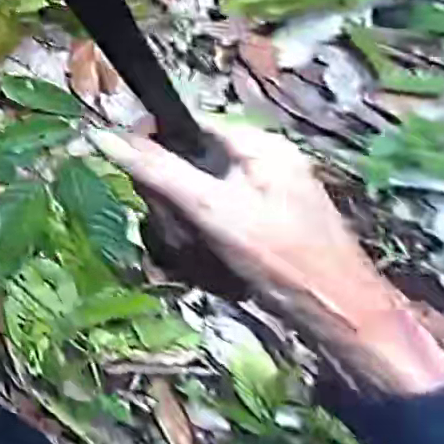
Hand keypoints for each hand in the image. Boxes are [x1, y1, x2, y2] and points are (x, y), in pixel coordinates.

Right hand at [94, 120, 443, 396]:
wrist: (344, 321)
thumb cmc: (281, 257)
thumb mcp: (210, 208)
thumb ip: (154, 169)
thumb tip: (99, 134)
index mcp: (258, 144)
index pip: (181, 122)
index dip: (150, 144)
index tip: (140, 177)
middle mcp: (259, 158)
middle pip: (179, 155)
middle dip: (165, 190)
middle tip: (176, 220)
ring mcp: (259, 188)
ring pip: (186, 184)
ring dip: (175, 213)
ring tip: (189, 239)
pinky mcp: (255, 215)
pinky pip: (202, 206)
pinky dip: (192, 225)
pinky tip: (200, 246)